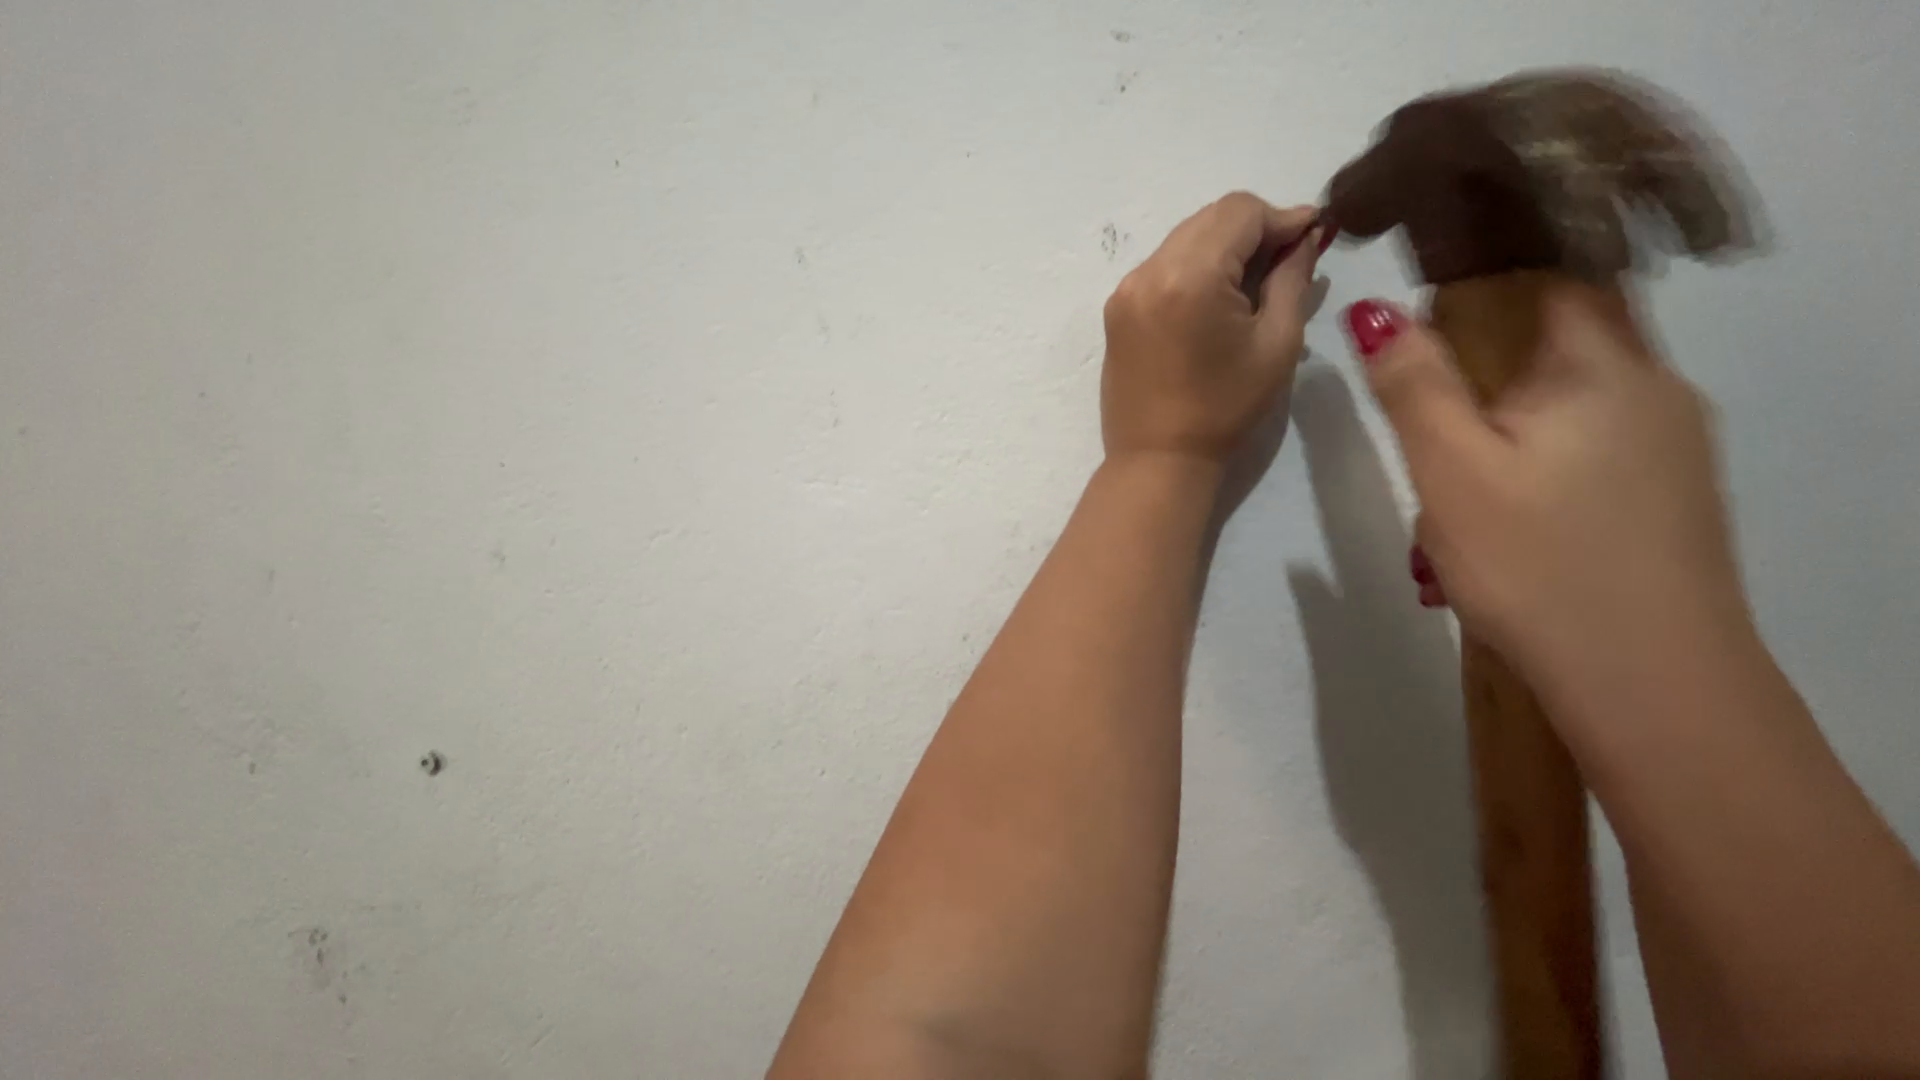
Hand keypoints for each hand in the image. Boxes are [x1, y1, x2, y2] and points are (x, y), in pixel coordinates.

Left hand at [1101, 194, 1324, 464]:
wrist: (1157, 459)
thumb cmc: (1226, 409)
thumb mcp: (1277, 342)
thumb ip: (1292, 277)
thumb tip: (1303, 237)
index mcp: (1190, 276)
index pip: (1240, 211)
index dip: (1281, 218)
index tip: (1310, 239)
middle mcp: (1149, 271)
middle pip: (1209, 219)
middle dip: (1252, 230)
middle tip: (1284, 262)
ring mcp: (1126, 290)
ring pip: (1183, 239)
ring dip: (1221, 248)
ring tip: (1249, 285)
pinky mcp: (1116, 309)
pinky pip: (1161, 267)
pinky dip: (1192, 268)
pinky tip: (1213, 300)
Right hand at [1345, 285, 1748, 684]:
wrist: (1647, 681)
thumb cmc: (1535, 563)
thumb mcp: (1450, 471)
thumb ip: (1412, 385)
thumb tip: (1374, 309)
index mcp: (1605, 365)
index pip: (1552, 274)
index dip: (1486, 279)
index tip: (1426, 315)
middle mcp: (1656, 387)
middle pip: (1561, 338)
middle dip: (1487, 366)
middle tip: (1428, 420)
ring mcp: (1672, 444)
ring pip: (1572, 400)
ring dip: (1508, 422)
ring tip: (1456, 487)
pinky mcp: (1668, 493)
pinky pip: (1592, 445)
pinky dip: (1540, 458)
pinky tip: (1507, 518)